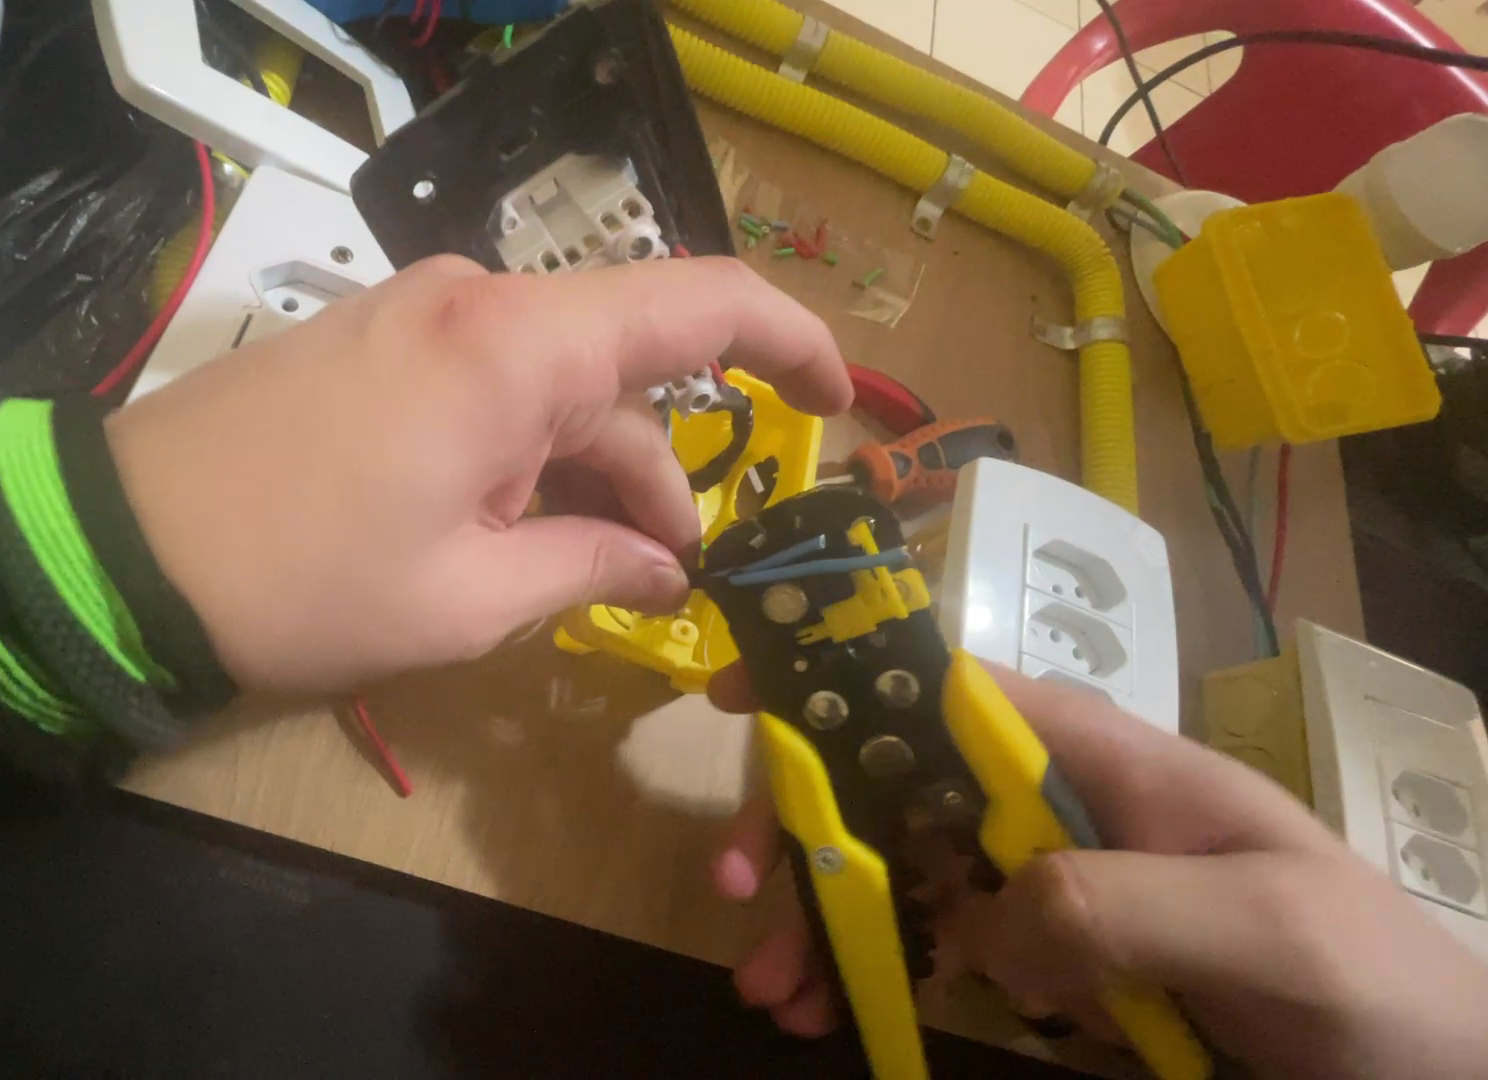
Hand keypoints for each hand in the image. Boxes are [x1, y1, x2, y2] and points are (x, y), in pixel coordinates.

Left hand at [107, 255, 851, 694]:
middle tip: (667, 576)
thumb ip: (585, 564)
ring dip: (586, 477)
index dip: (788, 344)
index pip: (699, 305)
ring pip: (554, 392)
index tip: (835, 401)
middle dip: (656, 476)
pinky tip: (516, 529)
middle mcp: (479, 307)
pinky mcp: (381, 351)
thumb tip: (663, 568)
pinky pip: (492, 393)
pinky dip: (527, 459)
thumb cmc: (303, 583)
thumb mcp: (465, 597)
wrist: (122, 553)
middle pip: (621, 377)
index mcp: (517, 349)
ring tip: (589, 569)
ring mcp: (423, 322)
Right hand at [706, 663, 1487, 1077]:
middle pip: (876, 779)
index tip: (740, 704)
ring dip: (813, 915)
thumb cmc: (1374, 983)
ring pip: (880, 863)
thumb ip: (1116, 901)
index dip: (828, 678)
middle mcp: (1024, 792)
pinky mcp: (1015, 938)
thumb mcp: (1272, 929)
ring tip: (769, 986)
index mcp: (1072, 746)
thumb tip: (979, 923)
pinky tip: (820, 1005)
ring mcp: (1013, 867)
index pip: (928, 683)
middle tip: (735, 888)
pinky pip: (914, 936)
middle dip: (796, 827)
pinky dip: (857, 965)